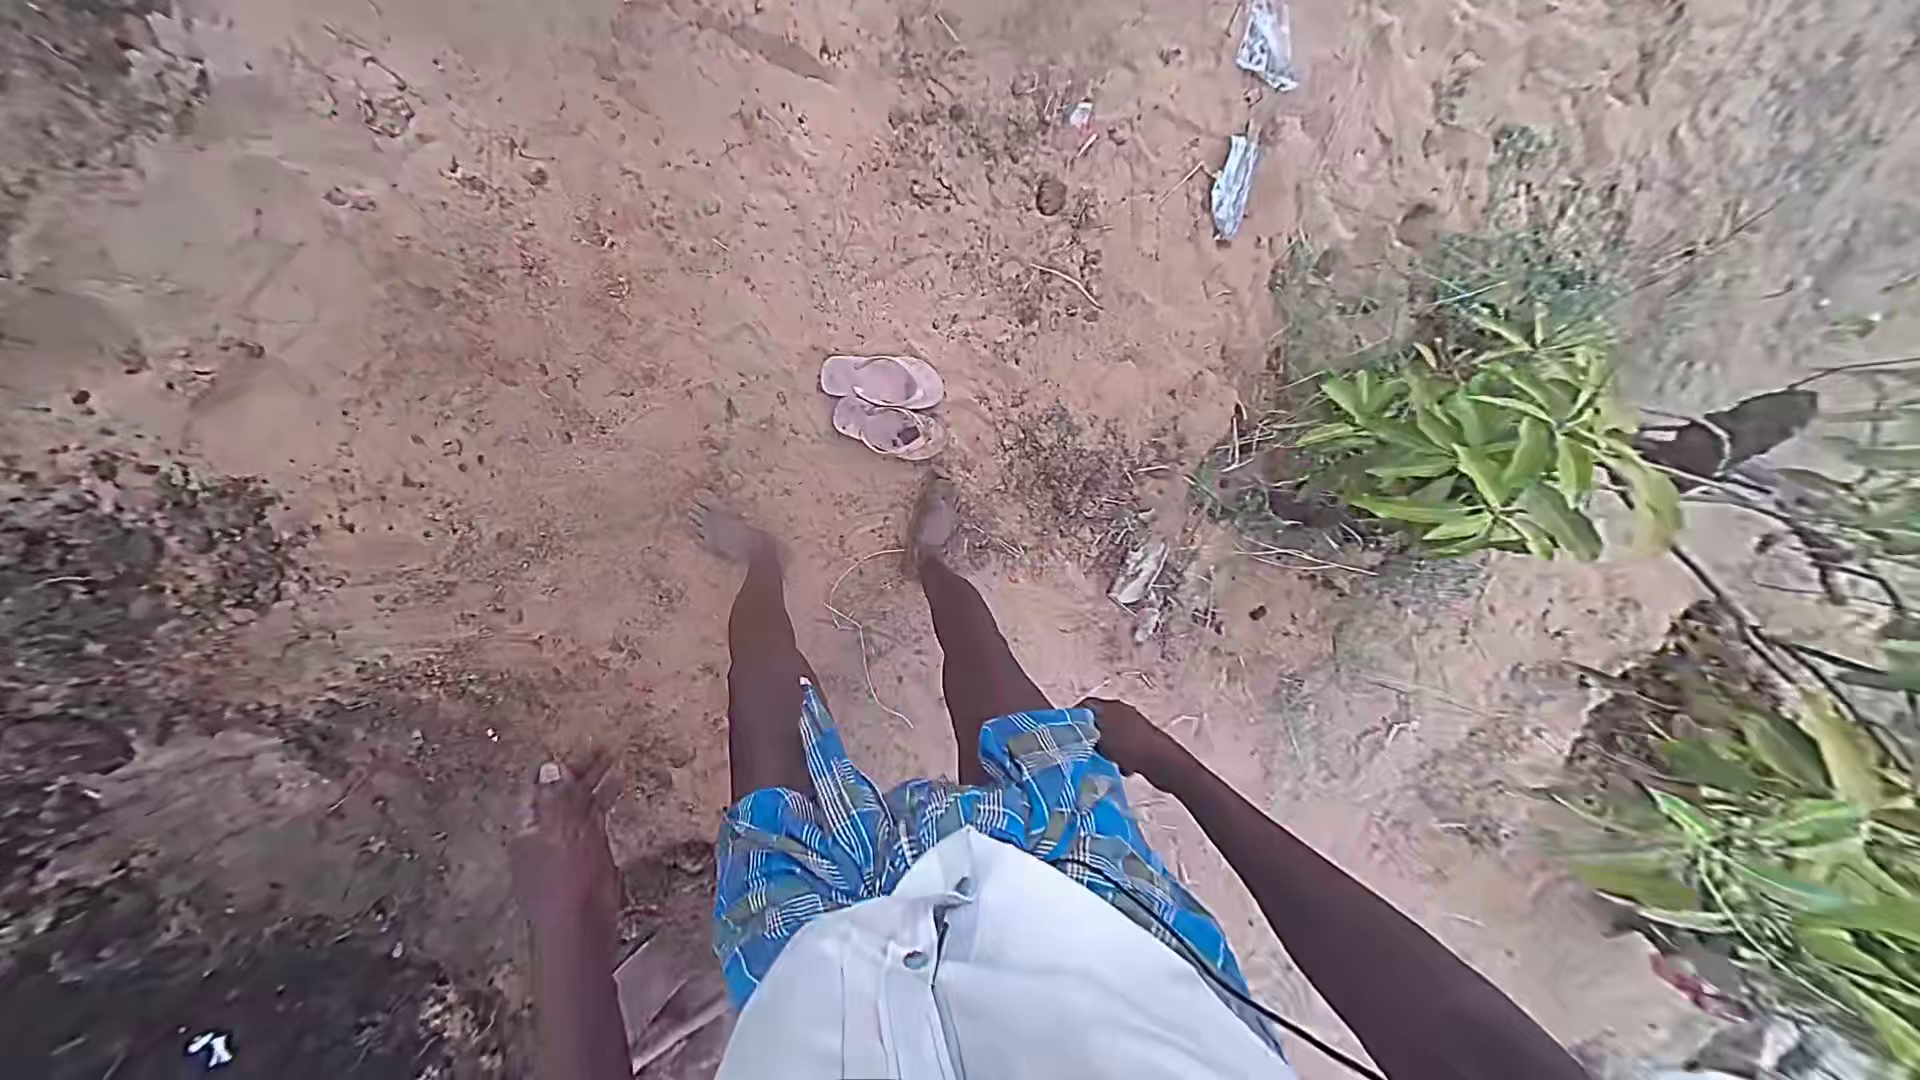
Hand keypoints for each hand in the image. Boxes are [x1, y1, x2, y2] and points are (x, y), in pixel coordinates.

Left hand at [510, 748, 620, 945]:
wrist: (582, 923)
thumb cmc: (567, 877)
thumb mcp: (561, 833)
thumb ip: (557, 799)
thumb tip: (549, 766)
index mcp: (528, 828)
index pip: (537, 788)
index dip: (554, 767)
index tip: (576, 744)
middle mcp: (544, 832)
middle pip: (560, 793)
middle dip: (579, 770)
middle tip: (602, 746)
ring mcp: (567, 841)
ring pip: (580, 802)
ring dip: (595, 780)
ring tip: (614, 757)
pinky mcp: (588, 849)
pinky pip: (595, 815)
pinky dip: (605, 797)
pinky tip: (620, 782)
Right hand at [1077, 697, 1189, 785]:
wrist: (1162, 762)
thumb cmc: (1129, 747)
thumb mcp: (1098, 739)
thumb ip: (1084, 732)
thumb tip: (1075, 732)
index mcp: (1110, 706)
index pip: (1085, 705)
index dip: (1074, 718)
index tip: (1067, 731)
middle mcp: (1122, 711)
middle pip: (1097, 721)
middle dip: (1091, 736)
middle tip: (1085, 749)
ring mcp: (1133, 725)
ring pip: (1110, 736)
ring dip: (1106, 749)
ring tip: (1105, 760)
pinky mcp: (1143, 740)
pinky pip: (1123, 747)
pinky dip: (1120, 756)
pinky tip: (1122, 766)